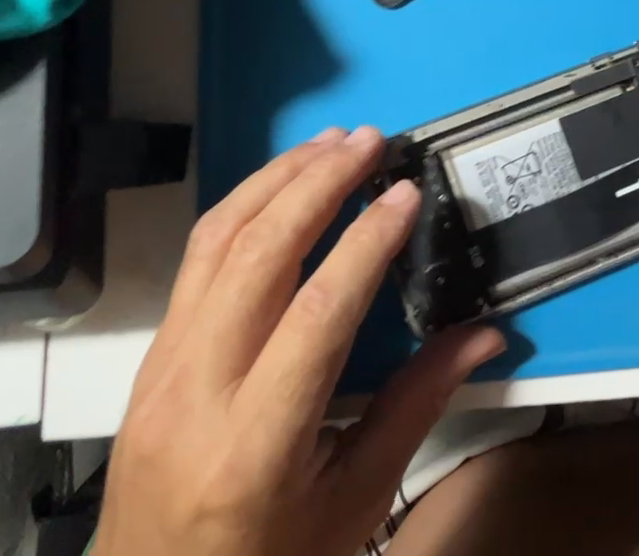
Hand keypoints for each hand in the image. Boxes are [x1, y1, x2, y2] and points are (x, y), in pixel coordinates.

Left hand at [93, 126, 505, 555]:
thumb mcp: (355, 498)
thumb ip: (418, 405)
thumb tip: (486, 337)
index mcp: (257, 439)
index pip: (319, 312)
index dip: (367, 242)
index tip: (404, 192)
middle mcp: (198, 387)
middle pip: (256, 255)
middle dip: (317, 184)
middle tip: (368, 140)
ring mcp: (163, 365)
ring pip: (215, 243)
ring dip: (274, 180)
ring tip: (327, 143)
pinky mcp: (152, 355)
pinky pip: (196, 262)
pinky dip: (242, 208)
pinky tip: (278, 187)